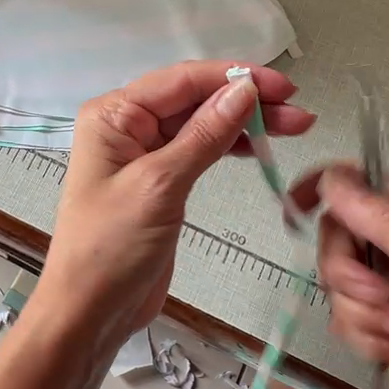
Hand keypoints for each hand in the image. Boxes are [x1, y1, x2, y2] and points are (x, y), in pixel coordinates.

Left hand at [33, 62, 315, 358]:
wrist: (90, 310)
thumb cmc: (111, 247)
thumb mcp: (160, 185)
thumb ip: (203, 135)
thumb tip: (243, 92)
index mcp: (114, 115)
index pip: (181, 80)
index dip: (234, 78)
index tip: (282, 87)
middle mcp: (127, 126)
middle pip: (194, 99)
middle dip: (246, 101)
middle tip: (298, 113)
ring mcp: (143, 154)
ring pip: (201, 124)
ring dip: (245, 123)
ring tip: (294, 126)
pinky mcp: (160, 182)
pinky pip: (199, 150)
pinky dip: (230, 146)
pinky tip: (259, 146)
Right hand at [293, 165, 388, 388]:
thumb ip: (383, 221)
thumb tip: (332, 177)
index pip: (355, 184)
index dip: (323, 189)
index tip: (294, 205)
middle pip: (334, 237)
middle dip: (350, 275)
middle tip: (382, 296)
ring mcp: (384, 283)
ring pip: (335, 283)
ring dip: (367, 314)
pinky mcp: (374, 321)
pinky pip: (342, 317)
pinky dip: (368, 337)